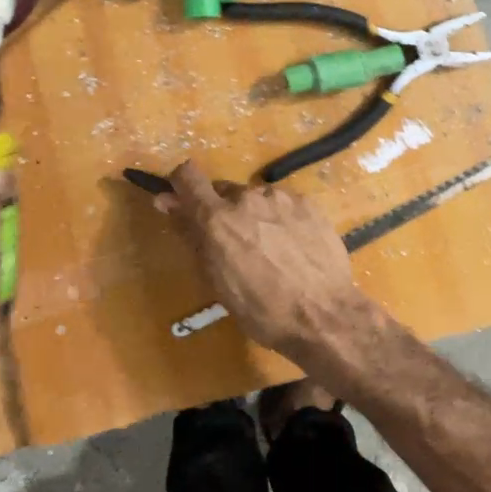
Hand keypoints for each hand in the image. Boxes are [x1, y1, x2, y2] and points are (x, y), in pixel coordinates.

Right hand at [155, 162, 367, 356]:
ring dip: (254, 216)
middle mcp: (246, 197)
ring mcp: (279, 197)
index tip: (184, 203)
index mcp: (217, 217)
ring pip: (255, 199)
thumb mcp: (216, 280)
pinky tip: (294, 248)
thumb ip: (190, 235)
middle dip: (224, 213)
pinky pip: (283, 205)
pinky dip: (281, 220)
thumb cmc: (262, 310)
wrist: (324, 316)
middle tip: (236, 246)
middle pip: (224, 193)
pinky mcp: (307, 203)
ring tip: (272, 252)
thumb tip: (165, 201)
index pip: (187, 175)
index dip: (181, 185)